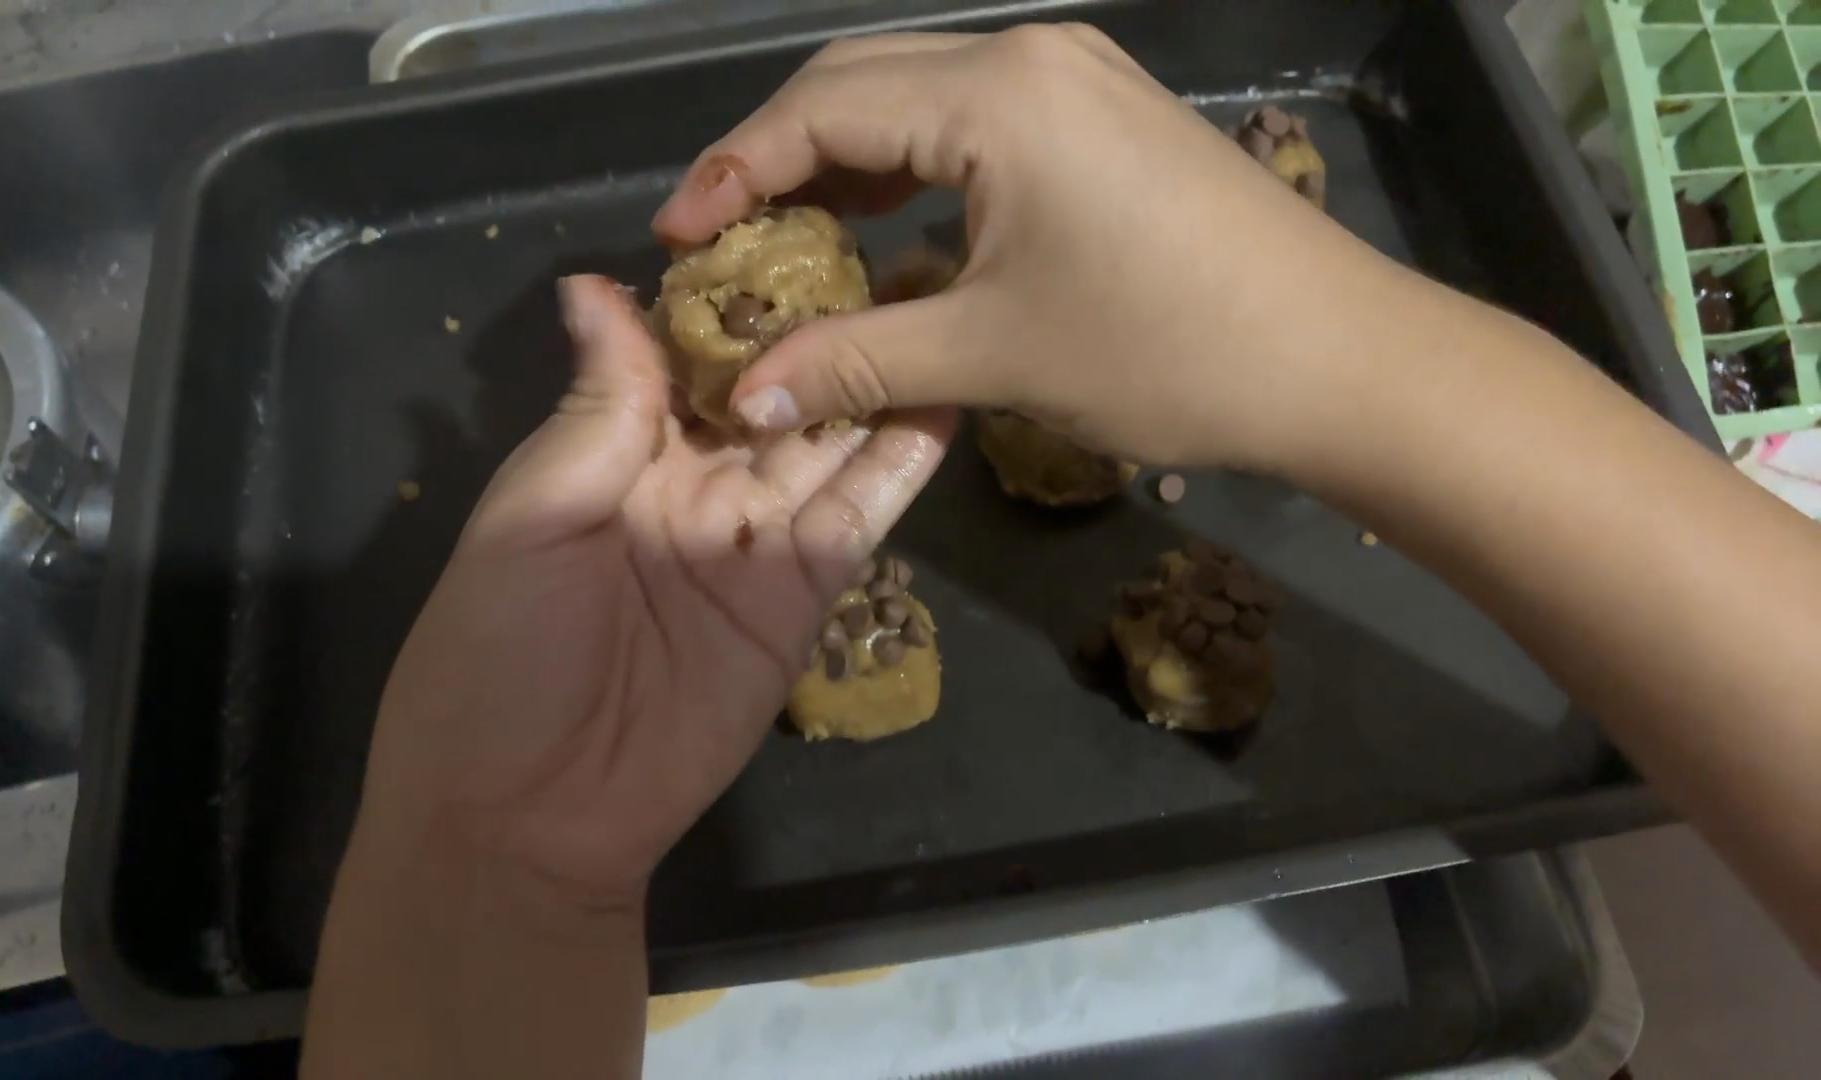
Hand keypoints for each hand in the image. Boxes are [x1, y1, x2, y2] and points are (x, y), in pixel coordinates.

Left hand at [349, 276, 953, 903]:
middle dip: (823, 338)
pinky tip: (938, 402)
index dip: (736, 306)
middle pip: (774, 400)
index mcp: (622, 460)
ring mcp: (758, 543)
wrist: (533, 811)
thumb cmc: (498, 656)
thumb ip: (596, 412)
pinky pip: (856, 519)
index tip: (789, 234)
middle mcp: (699, 490)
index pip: (691, 362)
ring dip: (875, 388)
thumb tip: (599, 287)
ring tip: (931, 314)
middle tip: (888, 260)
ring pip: (828, 449)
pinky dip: (897, 466)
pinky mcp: (804, 596)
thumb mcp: (529, 519)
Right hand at [652, 25, 1446, 474]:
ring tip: (787, 243)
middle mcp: (1029, 60)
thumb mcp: (992, 357)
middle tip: (725, 242)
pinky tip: (884, 232)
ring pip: (915, 107)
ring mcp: (1071, 87)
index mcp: (998, 97)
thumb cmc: (1166, 353)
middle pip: (860, 88)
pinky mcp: (1096, 129)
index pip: (823, 109)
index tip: (678, 235)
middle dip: (776, 161)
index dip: (734, 170)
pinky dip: (909, 180)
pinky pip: (970, 134)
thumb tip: (749, 395)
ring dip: (842, 170)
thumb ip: (859, 364)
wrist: (1331, 360)